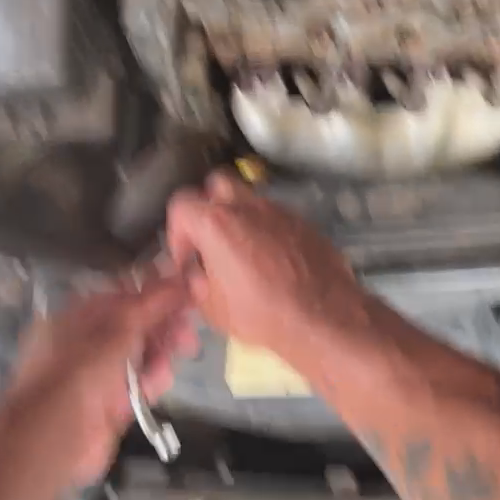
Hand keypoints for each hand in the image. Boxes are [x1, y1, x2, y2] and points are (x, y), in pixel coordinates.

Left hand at [0, 278, 196, 489]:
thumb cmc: (81, 371)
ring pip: (145, 352)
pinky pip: (142, 382)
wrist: (53, 440)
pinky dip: (155, 378)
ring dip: (166, 349)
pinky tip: (161, 379)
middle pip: (140, 322)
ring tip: (184, 349)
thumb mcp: (119, 328)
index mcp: (81, 315)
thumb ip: (155, 302)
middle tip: (190, 323)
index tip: (190, 290)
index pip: (127, 293)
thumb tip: (185, 278)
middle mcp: (89, 341)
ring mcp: (101, 373)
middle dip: (168, 321)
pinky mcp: (114, 401)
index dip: (160, 290)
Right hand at [165, 170, 372, 363]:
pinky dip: (267, 229)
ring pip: (250, 199)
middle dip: (209, 206)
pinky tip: (272, 259)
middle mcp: (248, 206)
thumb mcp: (212, 308)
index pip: (181, 203)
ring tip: (243, 253)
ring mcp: (280, 210)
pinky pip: (276, 216)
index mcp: (217, 223)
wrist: (322, 315)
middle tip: (212, 240)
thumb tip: (199, 271)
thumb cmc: (261, 313)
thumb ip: (197, 280)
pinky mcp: (304, 220)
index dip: (177, 231)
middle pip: (217, 184)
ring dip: (240, 218)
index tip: (187, 258)